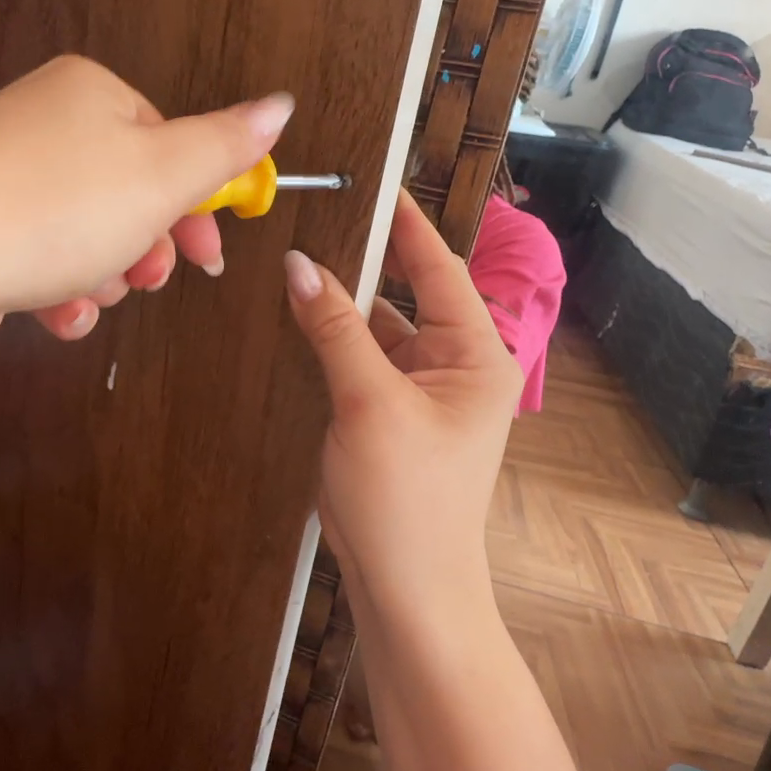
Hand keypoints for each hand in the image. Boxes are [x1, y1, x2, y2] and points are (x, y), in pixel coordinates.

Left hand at [0, 55, 294, 347]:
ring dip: (102, 274)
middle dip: (145, 245)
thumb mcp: (162, 176)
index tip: (209, 257)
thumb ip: (226, 144)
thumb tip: (279, 104)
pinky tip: (55, 315)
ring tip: (90, 294)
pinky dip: (55, 289)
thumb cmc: (57, 209)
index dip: (195, 204)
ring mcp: (2, 173)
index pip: (167, 142)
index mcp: (90, 93)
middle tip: (147, 278)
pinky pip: (36, 253)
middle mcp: (43, 122)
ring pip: (84, 231)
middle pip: (126, 190)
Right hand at [285, 190, 522, 599]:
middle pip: (405, 294)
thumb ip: (334, 327)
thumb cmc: (406, 497)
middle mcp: (454, 365)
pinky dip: (332, 338)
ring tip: (296, 259)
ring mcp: (420, 391)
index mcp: (473, 355)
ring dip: (341, 302)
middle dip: (365, 260)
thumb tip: (299, 264)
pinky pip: (360, 358)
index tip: (374, 182)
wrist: (407, 589)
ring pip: (377, 327)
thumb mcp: (369, 402)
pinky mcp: (389, 413)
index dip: (406, 224)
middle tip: (318, 216)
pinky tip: (297, 316)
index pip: (439, 269)